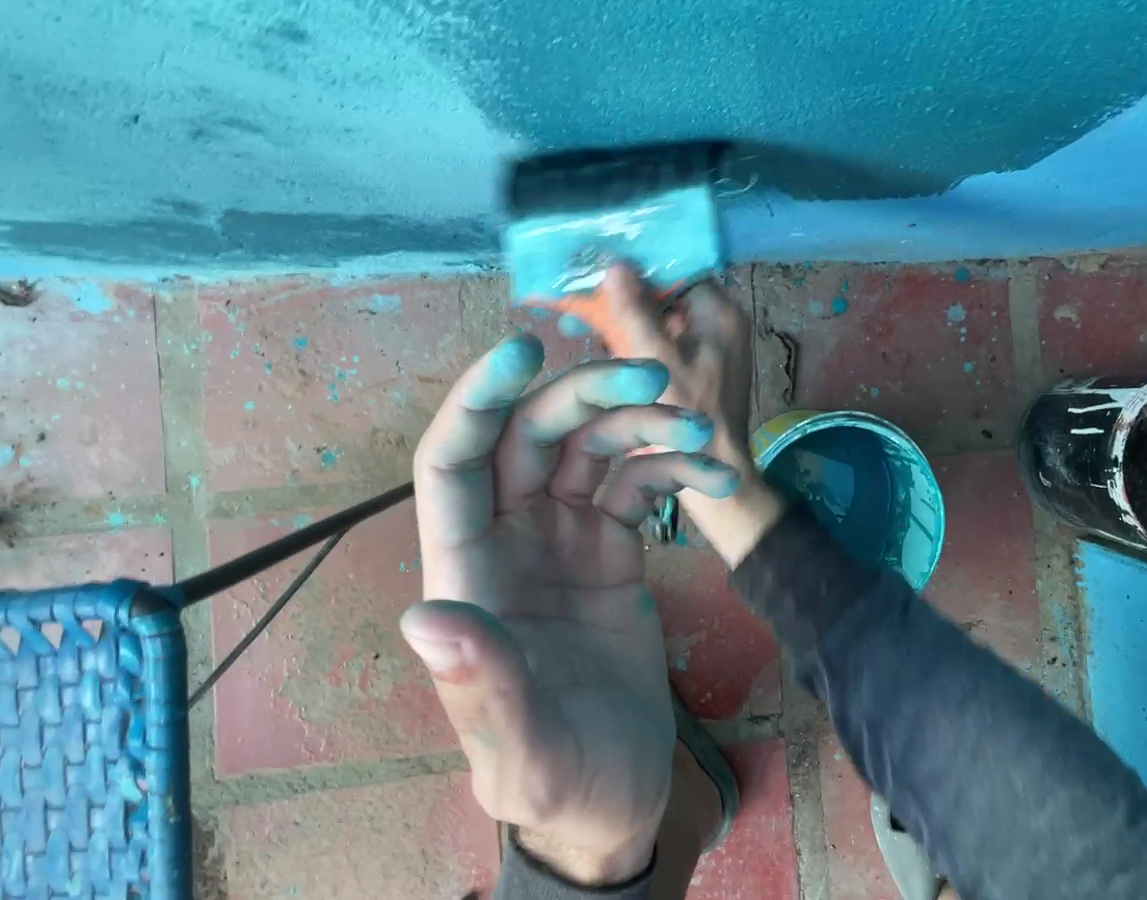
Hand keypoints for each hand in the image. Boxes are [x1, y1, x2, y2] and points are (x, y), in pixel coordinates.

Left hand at [401, 333, 740, 884]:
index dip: (478, 400)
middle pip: (534, 435)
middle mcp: (510, 539)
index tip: (524, 350)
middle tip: (654, 382)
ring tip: (705, 431)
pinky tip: (718, 481)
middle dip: (587, 395)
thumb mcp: (519, 752)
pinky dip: (679, 468)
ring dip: (645, 425)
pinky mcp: (613, 548)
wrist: (618, 794)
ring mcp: (564, 538)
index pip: (455, 462)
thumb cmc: (557, 781)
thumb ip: (479, 687)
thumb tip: (428, 617)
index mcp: (467, 572)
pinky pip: (641, 483)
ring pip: (593, 447)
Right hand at [601, 264, 785, 565]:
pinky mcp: (695, 368)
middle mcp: (719, 323)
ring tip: (580, 318)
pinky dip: (634, 340)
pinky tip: (600, 345)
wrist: (715, 478)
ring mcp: (708, 347)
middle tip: (580, 298)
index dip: (638, 266)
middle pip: (667, 291)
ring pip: (661, 316)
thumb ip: (635, 311)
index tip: (597, 268)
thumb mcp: (655, 362)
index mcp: (719, 313)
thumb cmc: (689, 420)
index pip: (678, 268)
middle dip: (624, 294)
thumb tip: (616, 264)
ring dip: (624, 317)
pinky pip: (662, 340)